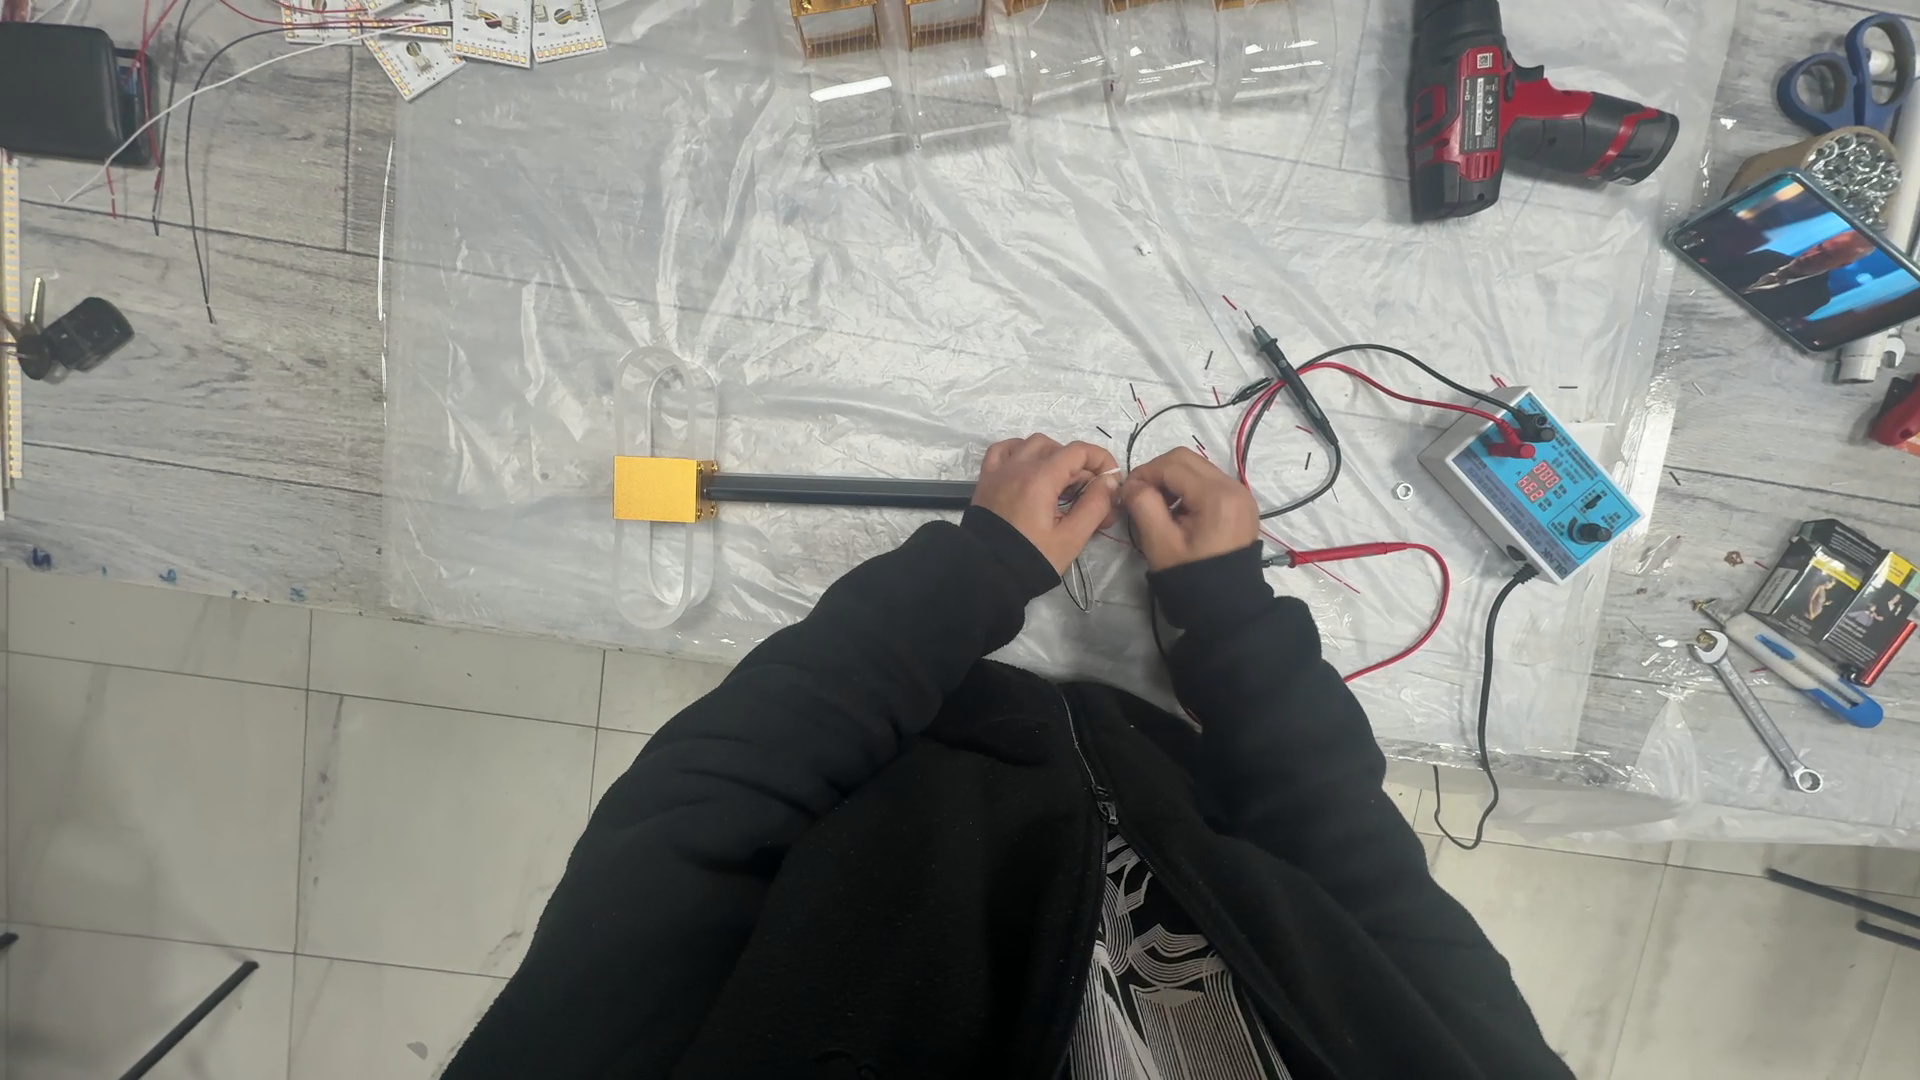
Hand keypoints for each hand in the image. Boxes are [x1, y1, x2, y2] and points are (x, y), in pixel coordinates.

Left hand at [973, 434, 1120, 574]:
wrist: (986, 574)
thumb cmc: (1031, 558)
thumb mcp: (1071, 538)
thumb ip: (1094, 506)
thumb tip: (1109, 481)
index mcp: (1040, 478)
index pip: (1079, 451)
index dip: (1101, 461)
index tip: (1110, 481)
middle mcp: (1018, 466)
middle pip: (1058, 448)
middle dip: (1079, 467)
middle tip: (1087, 496)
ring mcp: (999, 470)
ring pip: (1032, 445)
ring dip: (1052, 456)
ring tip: (1060, 485)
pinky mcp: (986, 480)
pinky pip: (1003, 450)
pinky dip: (1020, 452)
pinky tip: (1028, 469)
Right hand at [1121, 447, 1258, 571]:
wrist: (1226, 604)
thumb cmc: (1190, 575)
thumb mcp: (1159, 542)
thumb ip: (1143, 505)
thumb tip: (1132, 483)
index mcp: (1216, 496)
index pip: (1172, 465)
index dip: (1144, 473)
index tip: (1127, 492)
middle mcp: (1233, 487)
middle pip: (1186, 458)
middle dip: (1157, 472)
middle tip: (1140, 495)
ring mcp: (1240, 493)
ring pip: (1197, 467)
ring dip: (1172, 479)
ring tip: (1158, 505)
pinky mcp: (1239, 502)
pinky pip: (1208, 480)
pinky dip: (1187, 487)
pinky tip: (1177, 510)